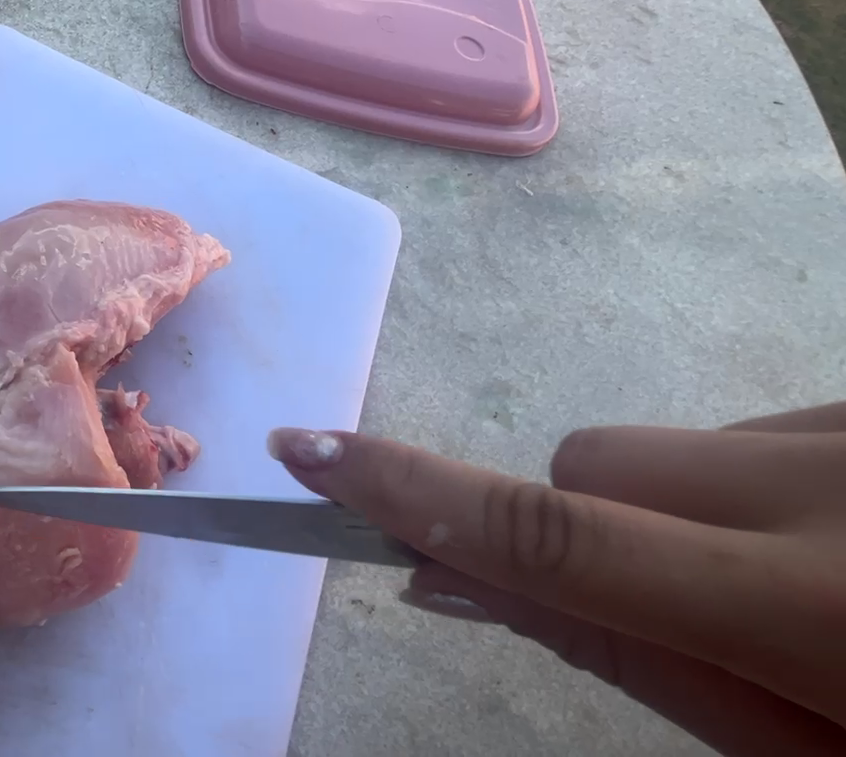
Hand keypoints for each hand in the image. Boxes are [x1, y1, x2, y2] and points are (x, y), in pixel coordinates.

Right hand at [268, 402, 845, 755]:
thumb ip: (643, 663)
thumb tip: (454, 581)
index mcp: (831, 609)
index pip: (552, 537)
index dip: (411, 494)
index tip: (304, 451)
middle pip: (589, 458)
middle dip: (582, 521)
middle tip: (697, 609)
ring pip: (677, 445)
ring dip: (693, 512)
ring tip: (838, 591)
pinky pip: (764, 432)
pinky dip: (774, 488)